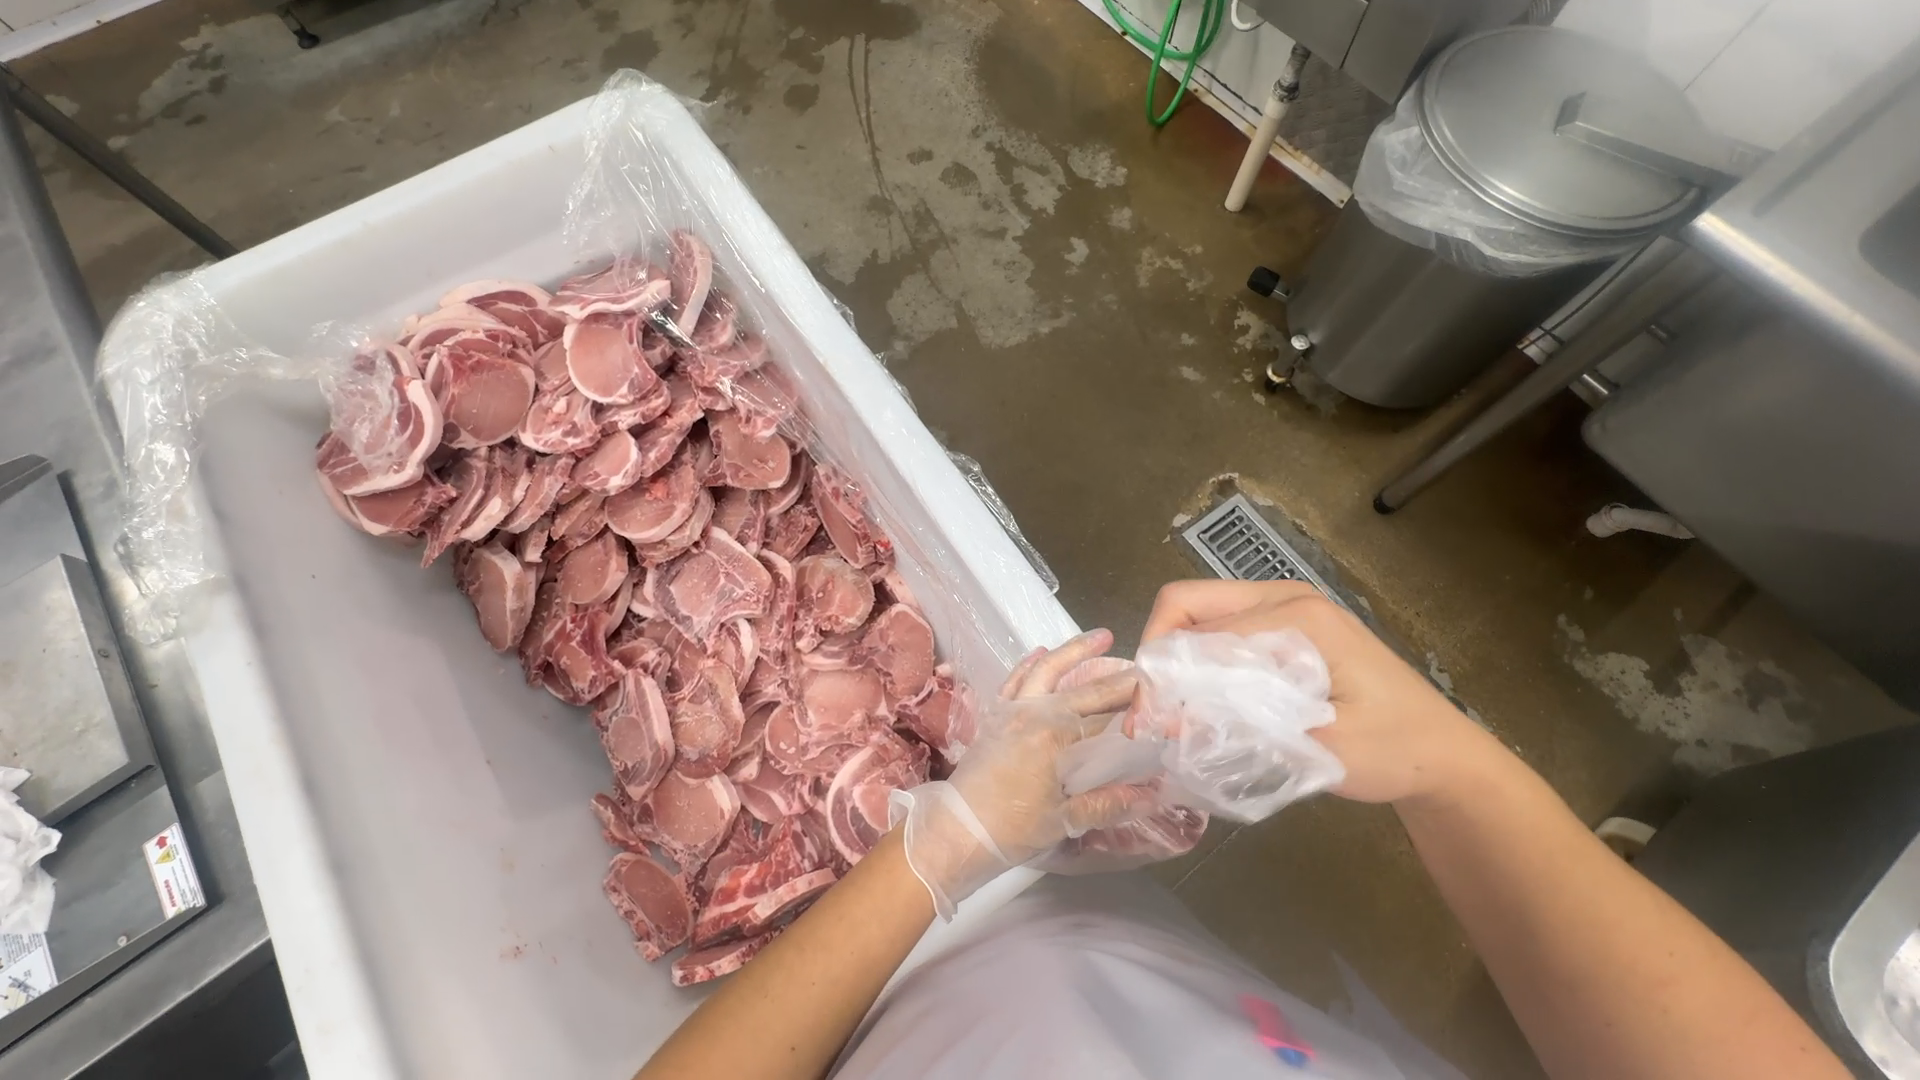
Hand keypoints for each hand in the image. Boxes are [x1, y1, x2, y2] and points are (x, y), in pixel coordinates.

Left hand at [890, 629, 1147, 917]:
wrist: (955, 832)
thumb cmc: (1010, 828)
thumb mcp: (1065, 820)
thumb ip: (1108, 803)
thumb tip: (1151, 796)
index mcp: (1054, 734)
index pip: (1103, 710)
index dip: (1132, 699)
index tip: (1156, 690)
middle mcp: (1032, 712)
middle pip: (1081, 688)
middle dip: (1113, 675)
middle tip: (1140, 666)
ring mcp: (1010, 710)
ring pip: (1045, 669)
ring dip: (1073, 651)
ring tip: (1100, 638)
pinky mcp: (993, 716)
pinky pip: (1015, 680)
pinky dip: (1030, 663)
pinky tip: (1042, 653)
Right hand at [1142, 580, 1511, 806]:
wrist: (1444, 756)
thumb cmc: (1395, 750)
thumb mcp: (1323, 748)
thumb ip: (1247, 729)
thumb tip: (1174, 722)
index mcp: (1297, 617)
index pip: (1200, 628)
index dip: (1163, 673)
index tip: (1151, 724)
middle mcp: (1285, 598)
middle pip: (1189, 603)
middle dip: (1157, 652)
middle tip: (1151, 709)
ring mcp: (1285, 610)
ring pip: (1200, 616)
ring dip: (1175, 658)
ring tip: (1170, 711)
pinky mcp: (1285, 629)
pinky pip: (1221, 632)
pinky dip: (1198, 663)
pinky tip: (1201, 702)